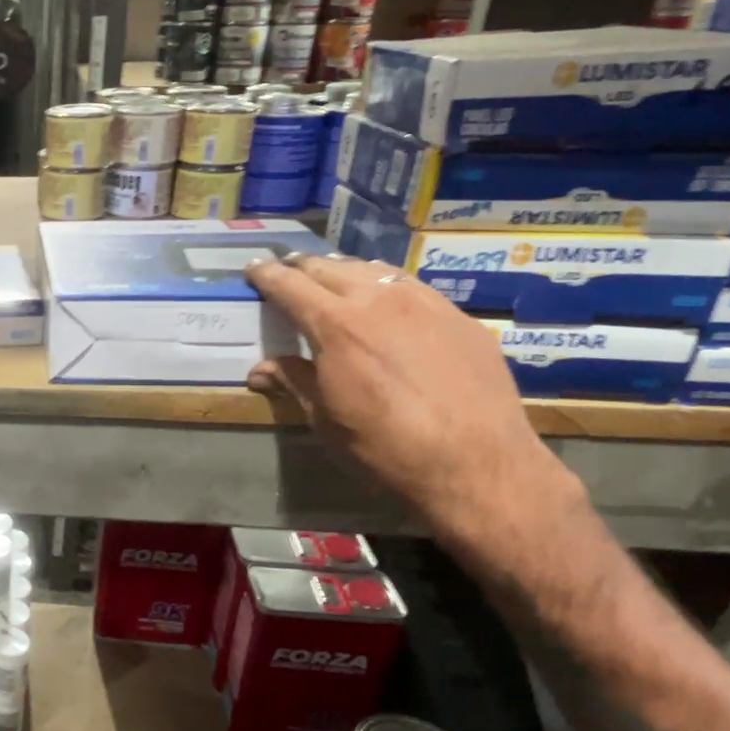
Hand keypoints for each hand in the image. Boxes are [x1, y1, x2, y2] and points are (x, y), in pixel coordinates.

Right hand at [244, 254, 574, 528]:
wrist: (476, 463)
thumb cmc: (385, 448)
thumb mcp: (326, 419)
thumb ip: (295, 382)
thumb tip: (260, 371)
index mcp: (336, 326)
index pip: (289, 286)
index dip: (267, 275)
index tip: (253, 268)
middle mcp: (378, 299)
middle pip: (330, 268)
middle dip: (302, 267)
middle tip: (286, 270)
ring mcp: (424, 302)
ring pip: (373, 269)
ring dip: (344, 271)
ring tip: (332, 278)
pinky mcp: (457, 316)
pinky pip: (410, 286)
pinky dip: (384, 284)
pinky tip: (384, 299)